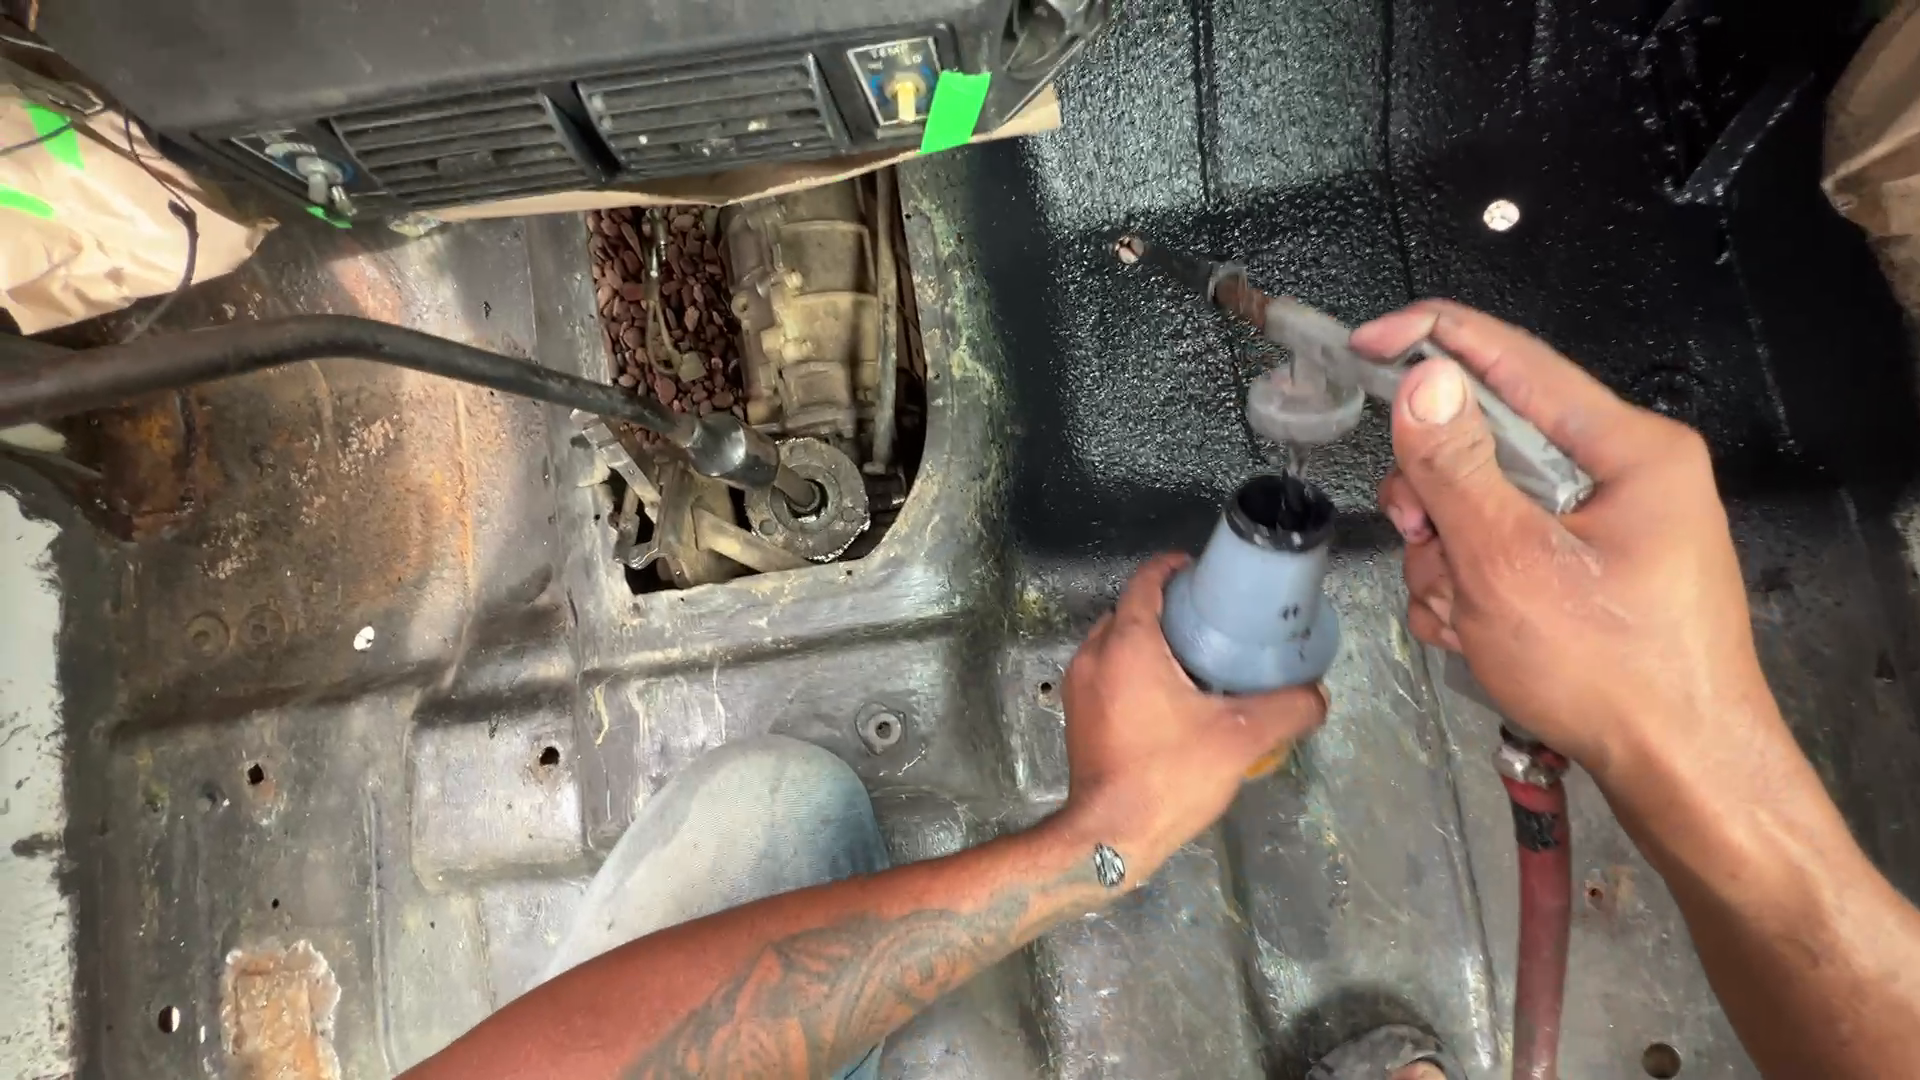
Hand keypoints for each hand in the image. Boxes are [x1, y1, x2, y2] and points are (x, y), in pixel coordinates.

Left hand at [1053, 553, 1327, 881]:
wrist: (1109, 833)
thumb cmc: (1169, 774)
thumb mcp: (1240, 738)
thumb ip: (1287, 709)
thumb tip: (1317, 695)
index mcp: (1127, 642)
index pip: (1146, 580)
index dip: (1174, 568)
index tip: (1204, 574)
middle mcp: (1094, 653)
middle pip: (1130, 609)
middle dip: (1166, 607)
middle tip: (1209, 621)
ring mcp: (1078, 683)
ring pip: (1113, 641)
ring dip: (1146, 639)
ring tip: (1192, 658)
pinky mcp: (1075, 711)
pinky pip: (1104, 670)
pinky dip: (1130, 667)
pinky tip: (1165, 696)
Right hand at [1353, 300, 1778, 781]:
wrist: (1672, 771)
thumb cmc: (1606, 665)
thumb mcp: (1511, 561)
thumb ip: (1457, 467)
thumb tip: (1421, 380)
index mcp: (1621, 449)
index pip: (1514, 362)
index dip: (1432, 340)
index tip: (1363, 341)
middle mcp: (1603, 474)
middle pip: (1472, 447)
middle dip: (1431, 502)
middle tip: (1426, 540)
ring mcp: (1580, 523)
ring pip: (1461, 508)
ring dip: (1439, 559)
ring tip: (1465, 611)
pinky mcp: (1559, 565)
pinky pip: (1474, 551)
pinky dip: (1456, 587)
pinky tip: (1473, 628)